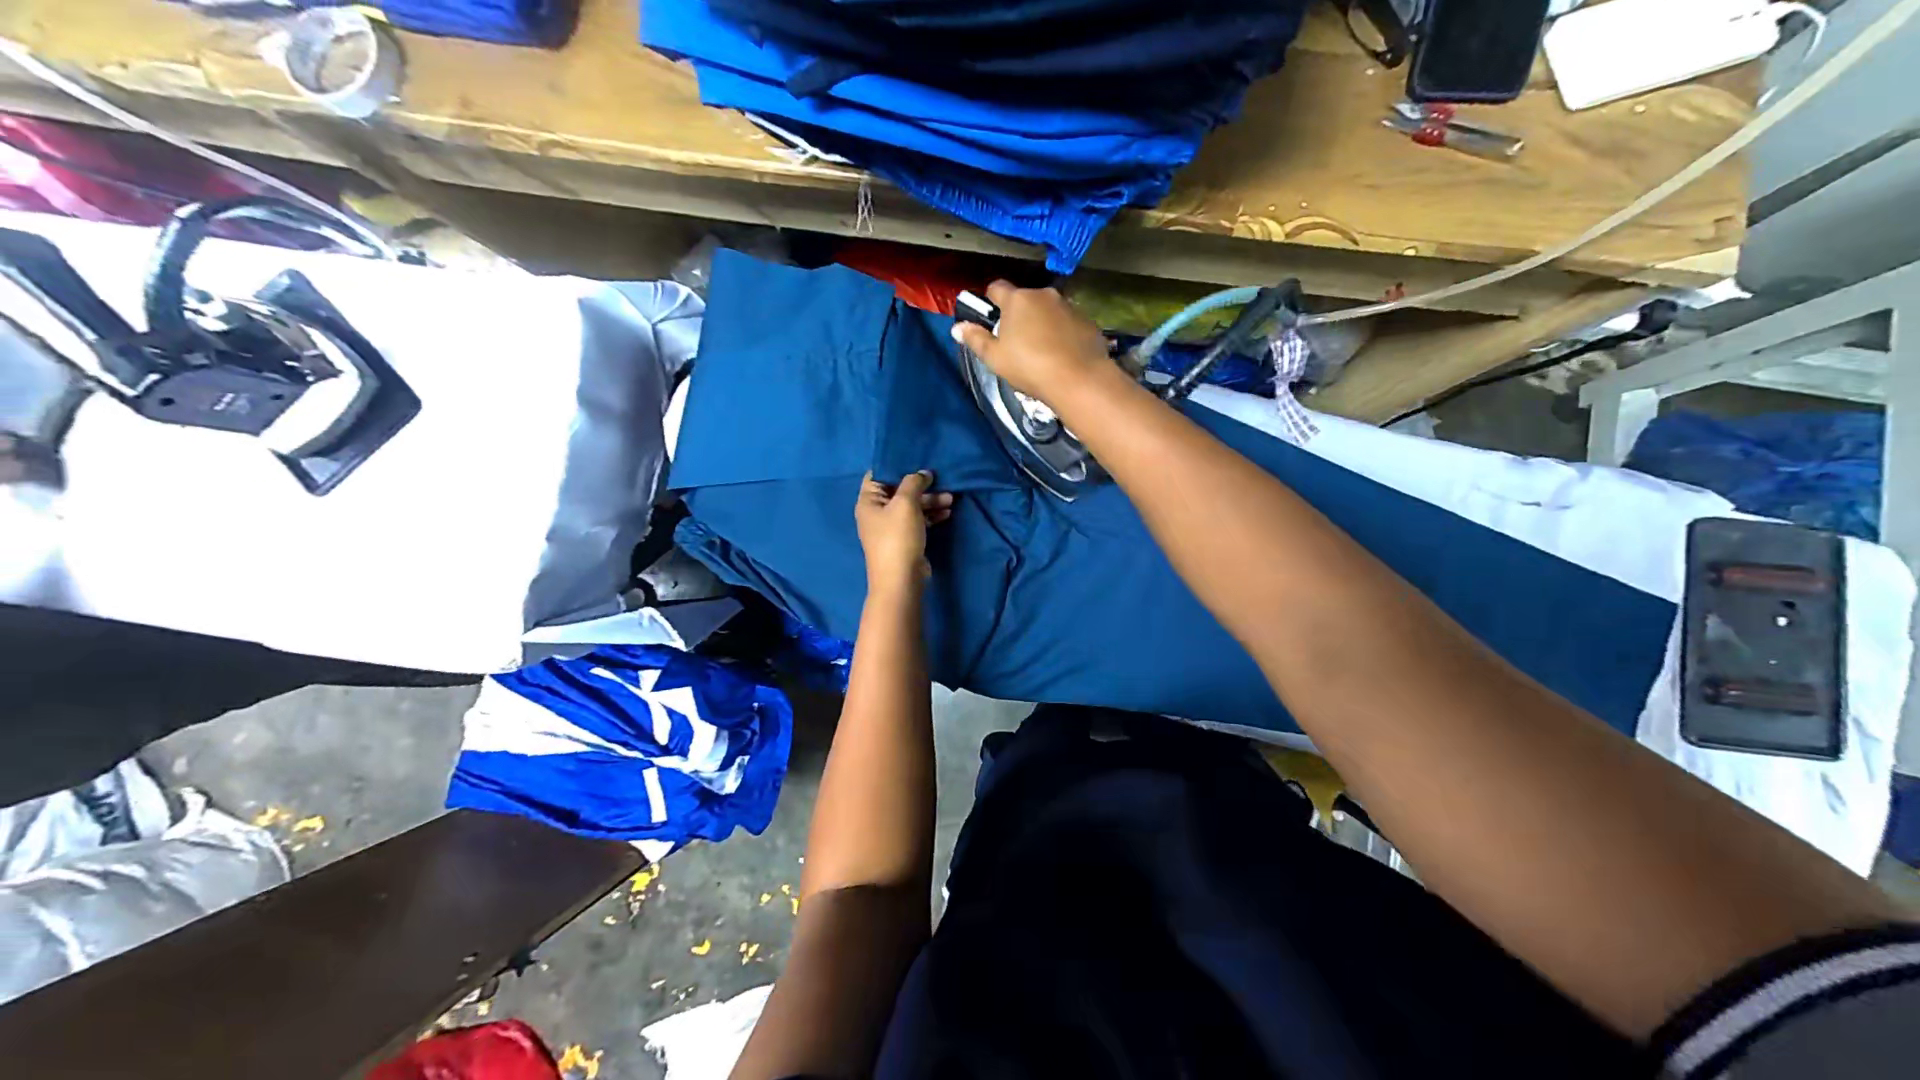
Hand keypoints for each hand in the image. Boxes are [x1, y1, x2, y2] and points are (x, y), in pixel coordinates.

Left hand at [855, 470, 952, 593]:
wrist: (901, 579)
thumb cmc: (898, 536)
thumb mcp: (906, 503)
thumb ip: (913, 482)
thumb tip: (922, 473)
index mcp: (868, 501)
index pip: (878, 474)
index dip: (896, 464)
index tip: (917, 458)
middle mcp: (876, 512)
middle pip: (898, 490)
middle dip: (921, 485)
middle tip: (941, 479)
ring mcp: (890, 527)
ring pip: (911, 506)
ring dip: (930, 500)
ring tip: (951, 498)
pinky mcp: (904, 539)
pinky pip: (918, 520)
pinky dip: (931, 515)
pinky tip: (947, 512)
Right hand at [950, 281, 1115, 406]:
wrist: (1079, 380)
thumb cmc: (1029, 367)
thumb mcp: (995, 358)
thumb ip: (976, 339)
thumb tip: (958, 327)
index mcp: (1017, 299)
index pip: (996, 287)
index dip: (990, 301)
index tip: (990, 320)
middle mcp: (1043, 294)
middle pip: (1024, 299)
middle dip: (1018, 315)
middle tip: (1015, 343)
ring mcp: (1069, 306)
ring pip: (1048, 310)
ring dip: (1042, 323)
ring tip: (1041, 351)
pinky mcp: (1087, 321)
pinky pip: (1068, 322)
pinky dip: (1062, 333)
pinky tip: (1062, 355)